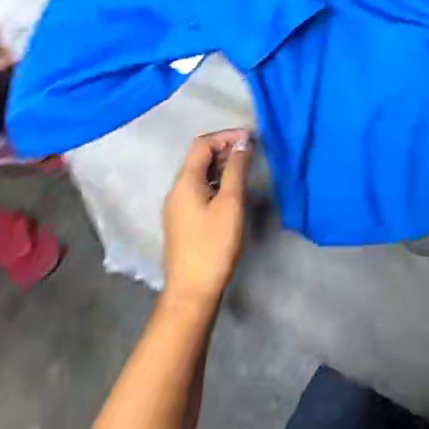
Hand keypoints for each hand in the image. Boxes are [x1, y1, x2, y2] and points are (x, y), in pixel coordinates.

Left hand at [161, 130, 250, 310]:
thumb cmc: (213, 245)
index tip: (251, 139)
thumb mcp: (230, 204)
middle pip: (198, 157)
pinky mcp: (181, 220)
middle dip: (224, 149)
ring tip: (245, 169)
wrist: (191, 291)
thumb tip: (243, 143)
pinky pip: (197, 189)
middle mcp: (176, 189)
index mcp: (185, 181)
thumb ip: (236, 170)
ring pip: (198, 174)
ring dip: (220, 166)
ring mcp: (176, 206)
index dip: (226, 136)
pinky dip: (215, 182)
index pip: (203, 144)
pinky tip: (231, 192)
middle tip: (251, 152)